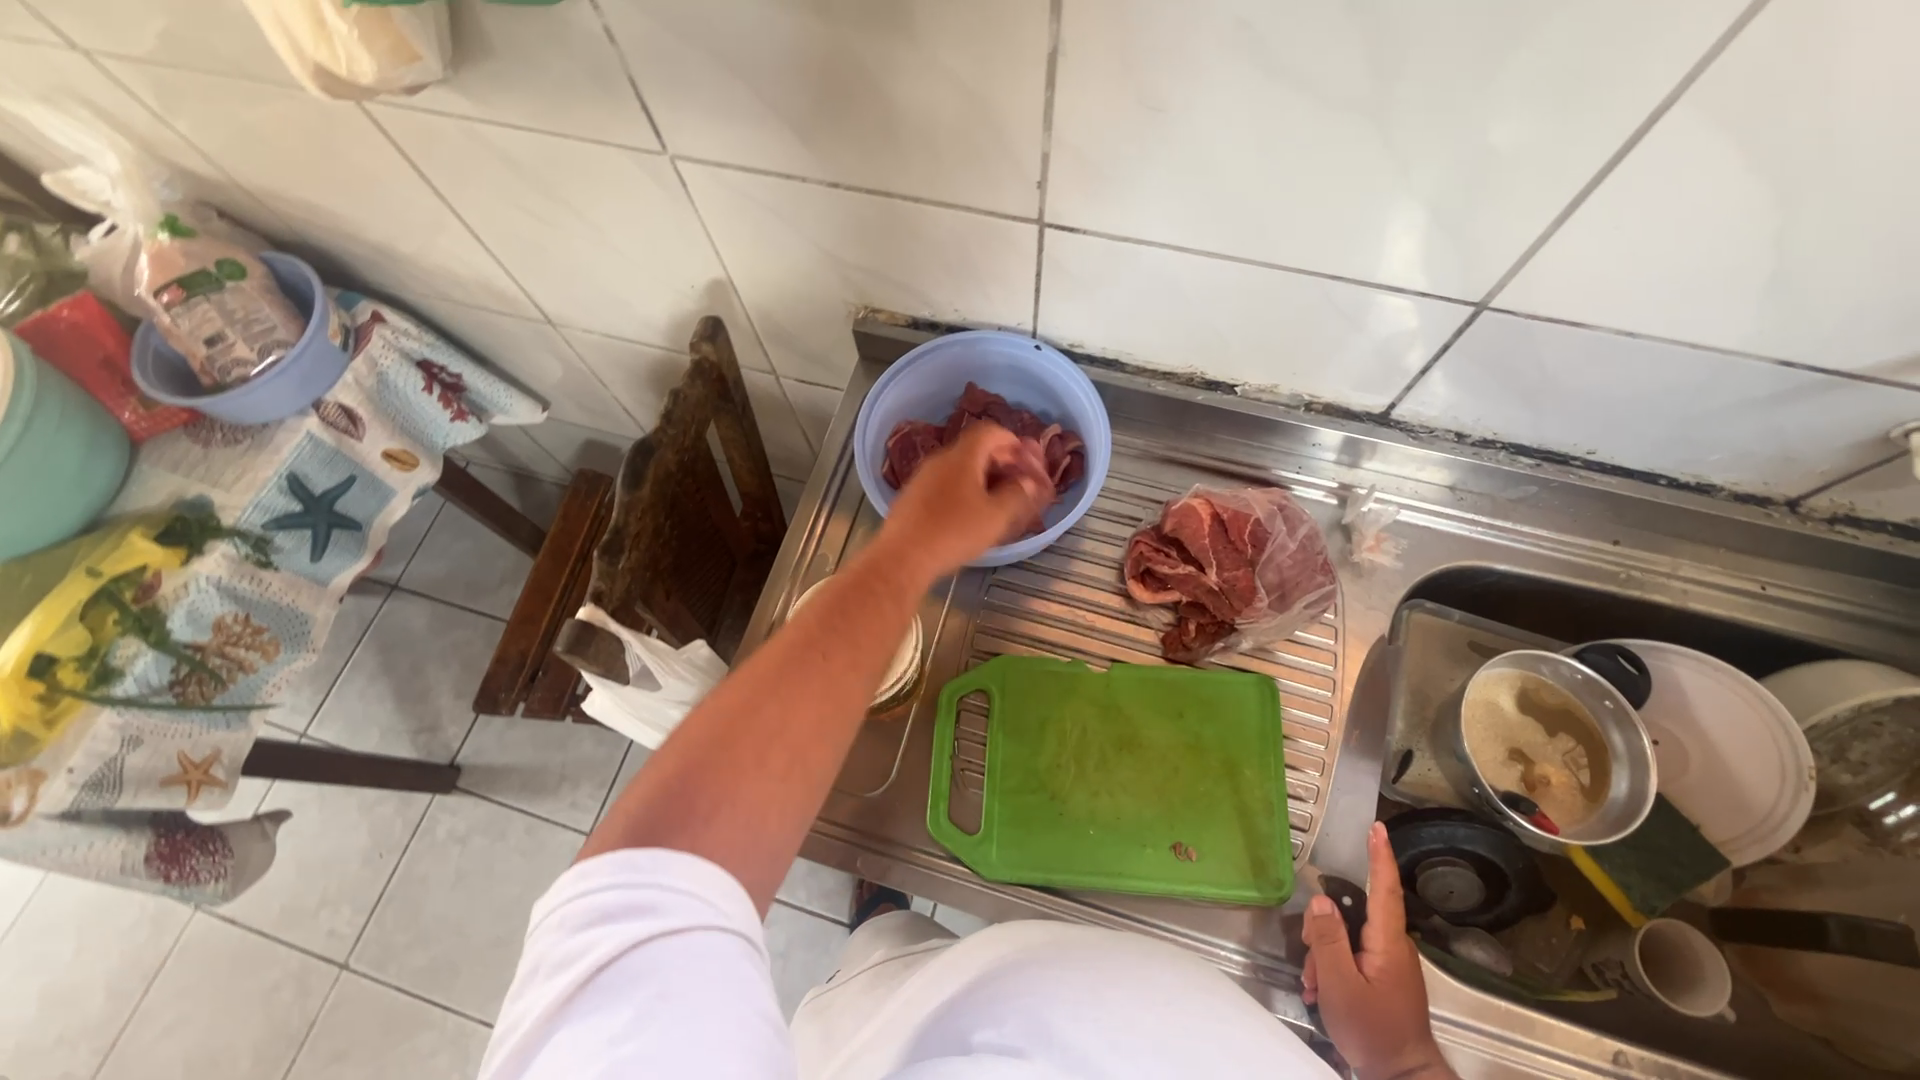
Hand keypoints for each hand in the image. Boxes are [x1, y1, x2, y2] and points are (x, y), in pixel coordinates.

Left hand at [872, 422, 1051, 581]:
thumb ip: (1017, 494)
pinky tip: (967, 515)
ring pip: (958, 469)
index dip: (1012, 441)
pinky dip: (962, 491)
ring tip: (995, 502)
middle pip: (974, 449)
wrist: (902, 557)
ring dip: (980, 479)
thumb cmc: (954, 532)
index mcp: (962, 457)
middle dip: (999, 462)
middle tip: (1016, 482)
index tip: (1025, 460)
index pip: (990, 431)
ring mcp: (922, 478)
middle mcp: (939, 460)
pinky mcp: (911, 498)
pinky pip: (944, 485)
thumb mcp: (995, 516)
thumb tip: (1028, 481)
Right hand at [1302, 821, 1455, 1079]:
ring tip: (1315, 986)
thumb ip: (1327, 939)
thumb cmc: (1372, 1031)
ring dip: (1325, 957)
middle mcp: (1394, 948)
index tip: (1377, 828)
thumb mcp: (1339, 984)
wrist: (1401, 1075)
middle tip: (1309, 960)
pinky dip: (1333, 970)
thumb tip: (1320, 900)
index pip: (1385, 890)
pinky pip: (1353, 958)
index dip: (1379, 857)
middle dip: (1323, 932)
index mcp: (1388, 943)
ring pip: (1348, 940)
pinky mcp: (1385, 979)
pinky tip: (1322, 992)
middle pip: (1353, 916)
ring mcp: (1391, 964)